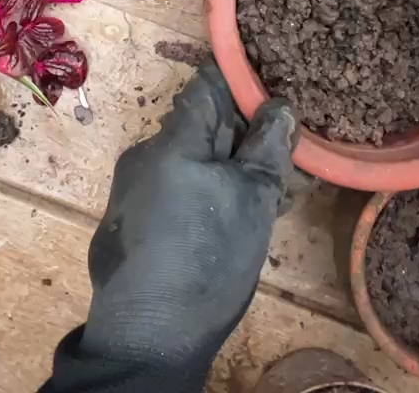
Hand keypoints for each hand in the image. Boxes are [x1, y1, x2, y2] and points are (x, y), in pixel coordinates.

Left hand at [78, 66, 297, 373]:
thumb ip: (267, 146)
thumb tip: (280, 105)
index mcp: (174, 137)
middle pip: (202, 123)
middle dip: (244, 131)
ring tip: (272, 188)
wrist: (148, 336)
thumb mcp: (253, 199)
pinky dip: (208, 190)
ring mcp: (136, 186)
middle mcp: (148, 152)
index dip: (243, 82)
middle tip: (286, 149)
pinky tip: (235, 216)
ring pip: (193, 158)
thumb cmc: (206, 256)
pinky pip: (177, 186)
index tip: (276, 90)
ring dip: (231, 165)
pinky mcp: (133, 218)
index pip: (208, 84)